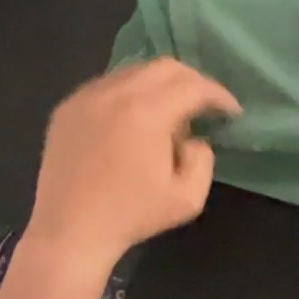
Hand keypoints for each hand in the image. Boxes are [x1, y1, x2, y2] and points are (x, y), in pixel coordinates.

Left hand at [27, 58, 241, 276]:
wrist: (69, 231)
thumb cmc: (132, 216)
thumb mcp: (189, 197)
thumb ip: (203, 158)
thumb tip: (192, 138)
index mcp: (146, 112)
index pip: (193, 86)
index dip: (219, 95)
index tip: (232, 112)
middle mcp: (115, 93)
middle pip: (164, 67)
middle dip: (193, 82)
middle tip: (206, 105)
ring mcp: (86, 97)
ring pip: (134, 72)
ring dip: (160, 86)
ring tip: (170, 114)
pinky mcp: (67, 108)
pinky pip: (108, 86)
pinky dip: (131, 94)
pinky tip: (135, 121)